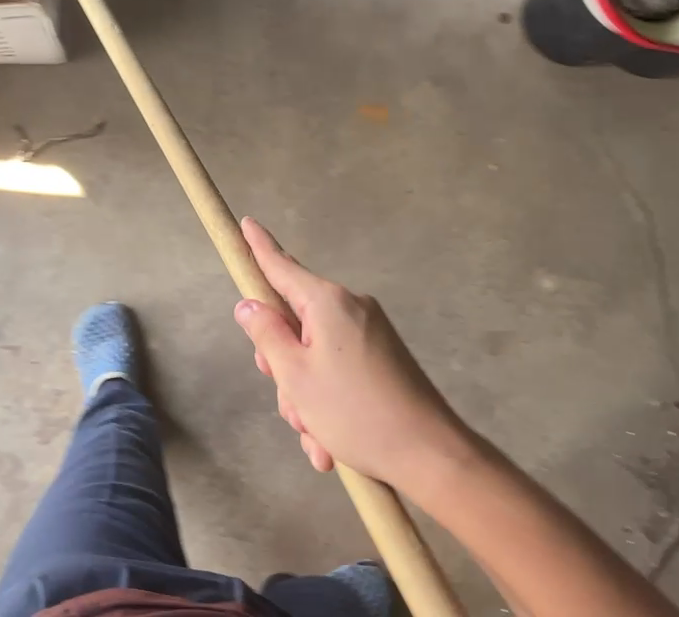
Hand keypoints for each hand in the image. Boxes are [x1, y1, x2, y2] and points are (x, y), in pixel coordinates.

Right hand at [233, 217, 471, 487]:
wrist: (431, 456)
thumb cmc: (355, 412)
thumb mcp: (296, 376)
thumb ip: (267, 336)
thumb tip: (250, 305)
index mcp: (328, 303)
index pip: (281, 267)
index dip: (259, 247)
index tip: (247, 222)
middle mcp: (351, 309)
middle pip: (295, 323)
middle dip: (284, 366)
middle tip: (289, 402)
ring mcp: (371, 334)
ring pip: (316, 355)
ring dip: (307, 397)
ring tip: (316, 438)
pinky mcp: (384, 360)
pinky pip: (340, 372)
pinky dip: (329, 404)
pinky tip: (331, 447)